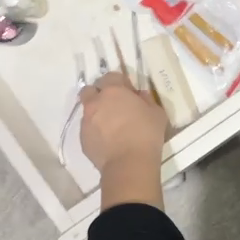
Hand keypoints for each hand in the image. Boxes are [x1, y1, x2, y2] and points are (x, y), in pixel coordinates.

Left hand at [79, 72, 167, 209]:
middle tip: (114, 105)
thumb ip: (147, 100)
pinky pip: (88, 129)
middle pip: (90, 89)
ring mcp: (86, 121)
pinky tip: (108, 141)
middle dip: (100, 93)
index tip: (129, 93)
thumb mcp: (157, 113)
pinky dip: (95, 131)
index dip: (120, 83)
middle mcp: (95, 102)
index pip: (111, 76)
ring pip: (88, 110)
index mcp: (114, 91)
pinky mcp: (82, 138)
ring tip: (111, 126)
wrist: (129, 164)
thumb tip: (140, 95)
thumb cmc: (147, 134)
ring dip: (97, 113)